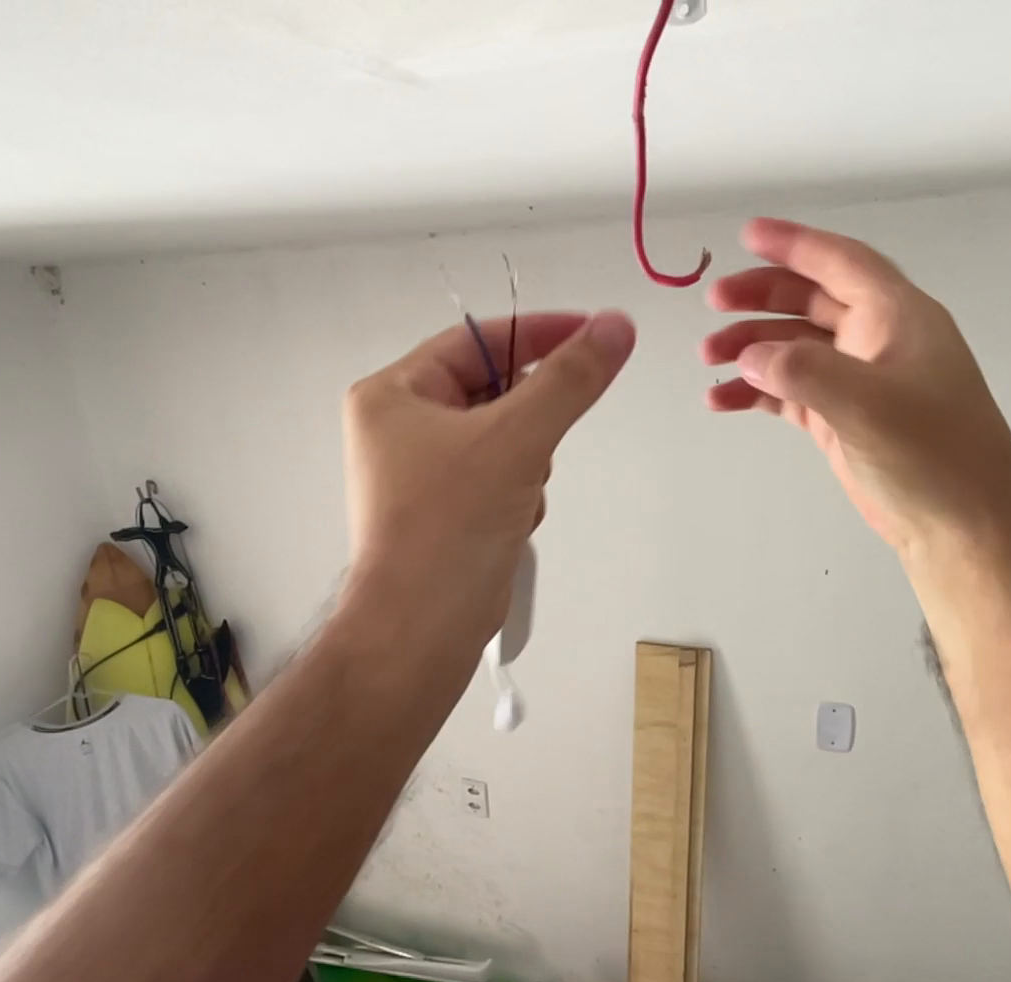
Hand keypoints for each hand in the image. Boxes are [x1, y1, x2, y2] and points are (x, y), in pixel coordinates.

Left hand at [344, 310, 635, 643]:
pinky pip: (499, 476)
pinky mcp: (444, 510)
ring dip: (528, 462)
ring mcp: (421, 471)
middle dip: (529, 421)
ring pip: (504, 438)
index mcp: (393, 393)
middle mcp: (400, 426)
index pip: (476, 340)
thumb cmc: (453, 522)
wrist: (422, 627)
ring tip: (516, 497)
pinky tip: (511, 522)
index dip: (538, 332)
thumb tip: (617, 325)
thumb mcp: (516, 439)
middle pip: (492, 391)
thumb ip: (570, 379)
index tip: (596, 332)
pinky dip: (517, 491)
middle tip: (538, 447)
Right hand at [703, 219, 1010, 563]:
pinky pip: (789, 391)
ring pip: (794, 347)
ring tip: (707, 359)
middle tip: (712, 303)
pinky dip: (756, 391)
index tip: (746, 234)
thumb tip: (749, 355)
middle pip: (810, 301)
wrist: (960, 528)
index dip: (794, 244)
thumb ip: (804, 372)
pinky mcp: (841, 419)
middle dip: (760, 298)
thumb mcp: (868, 406)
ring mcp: (857, 382)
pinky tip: (722, 400)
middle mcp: (876, 341)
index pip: (841, 263)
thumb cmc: (930, 456)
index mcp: (897, 318)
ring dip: (751, 347)